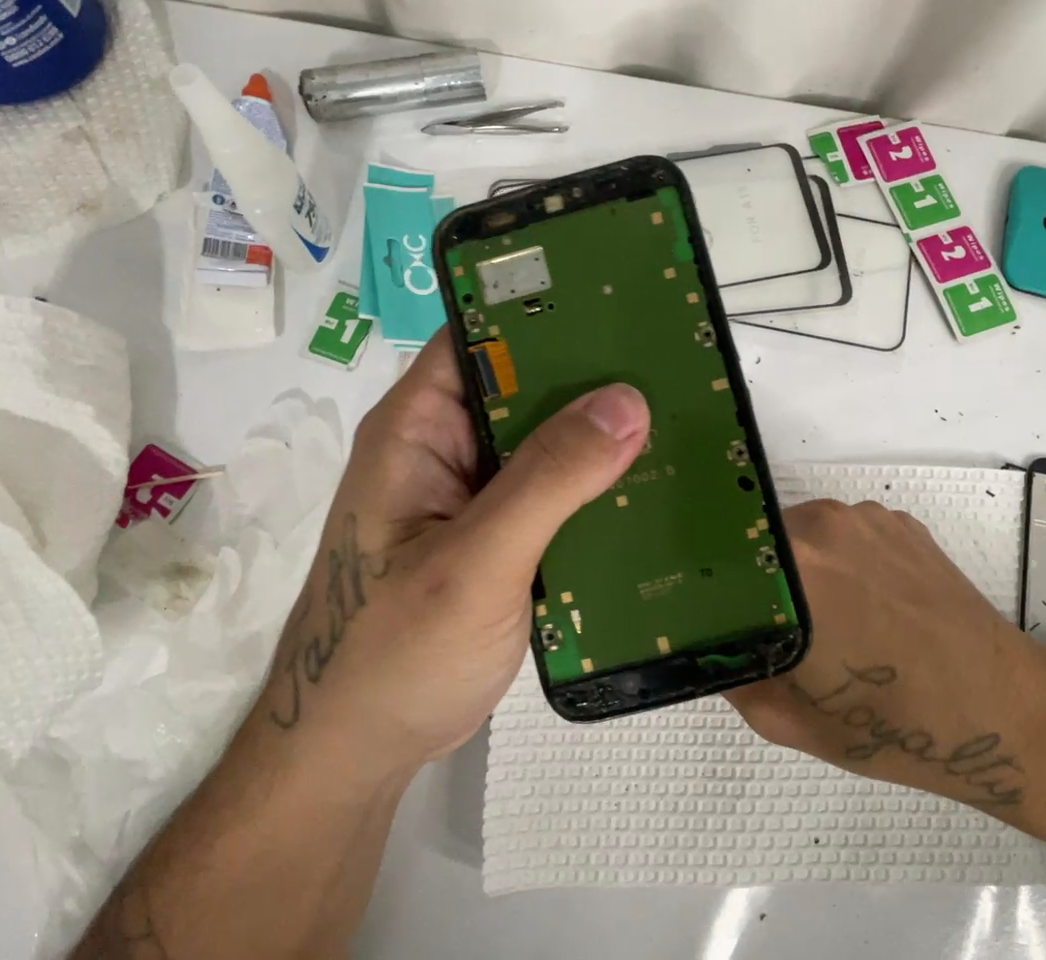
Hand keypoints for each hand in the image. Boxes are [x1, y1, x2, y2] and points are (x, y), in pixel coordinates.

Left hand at [251, 329, 650, 771]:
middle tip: (680, 355)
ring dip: (603, 433)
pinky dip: (599, 488)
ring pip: (547, 442)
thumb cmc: (394, 654)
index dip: (544, 307)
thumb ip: (549, 481)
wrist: (360, 750)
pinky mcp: (499, 538)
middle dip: (593, 372)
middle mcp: (446, 449)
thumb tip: (628, 400)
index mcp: (418, 429)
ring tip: (685, 410)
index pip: (481, 336)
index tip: (624, 294)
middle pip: (525, 386)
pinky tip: (655, 485)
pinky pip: (556, 494)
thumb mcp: (474, 562)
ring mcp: (474, 496)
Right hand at [725, 499, 1044, 815]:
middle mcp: (823, 526)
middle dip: (748, 575)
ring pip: (800, 531)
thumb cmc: (895, 726)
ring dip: (795, 564)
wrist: (1004, 710)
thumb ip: (736, 678)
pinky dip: (838, 558)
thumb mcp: (792, 722)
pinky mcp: (901, 521)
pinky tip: (863, 604)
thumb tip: (711, 647)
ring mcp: (866, 517)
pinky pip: (844, 531)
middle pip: (755, 538)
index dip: (703, 583)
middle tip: (758, 621)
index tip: (701, 612)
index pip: (717, 558)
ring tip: (819, 618)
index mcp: (792, 572)